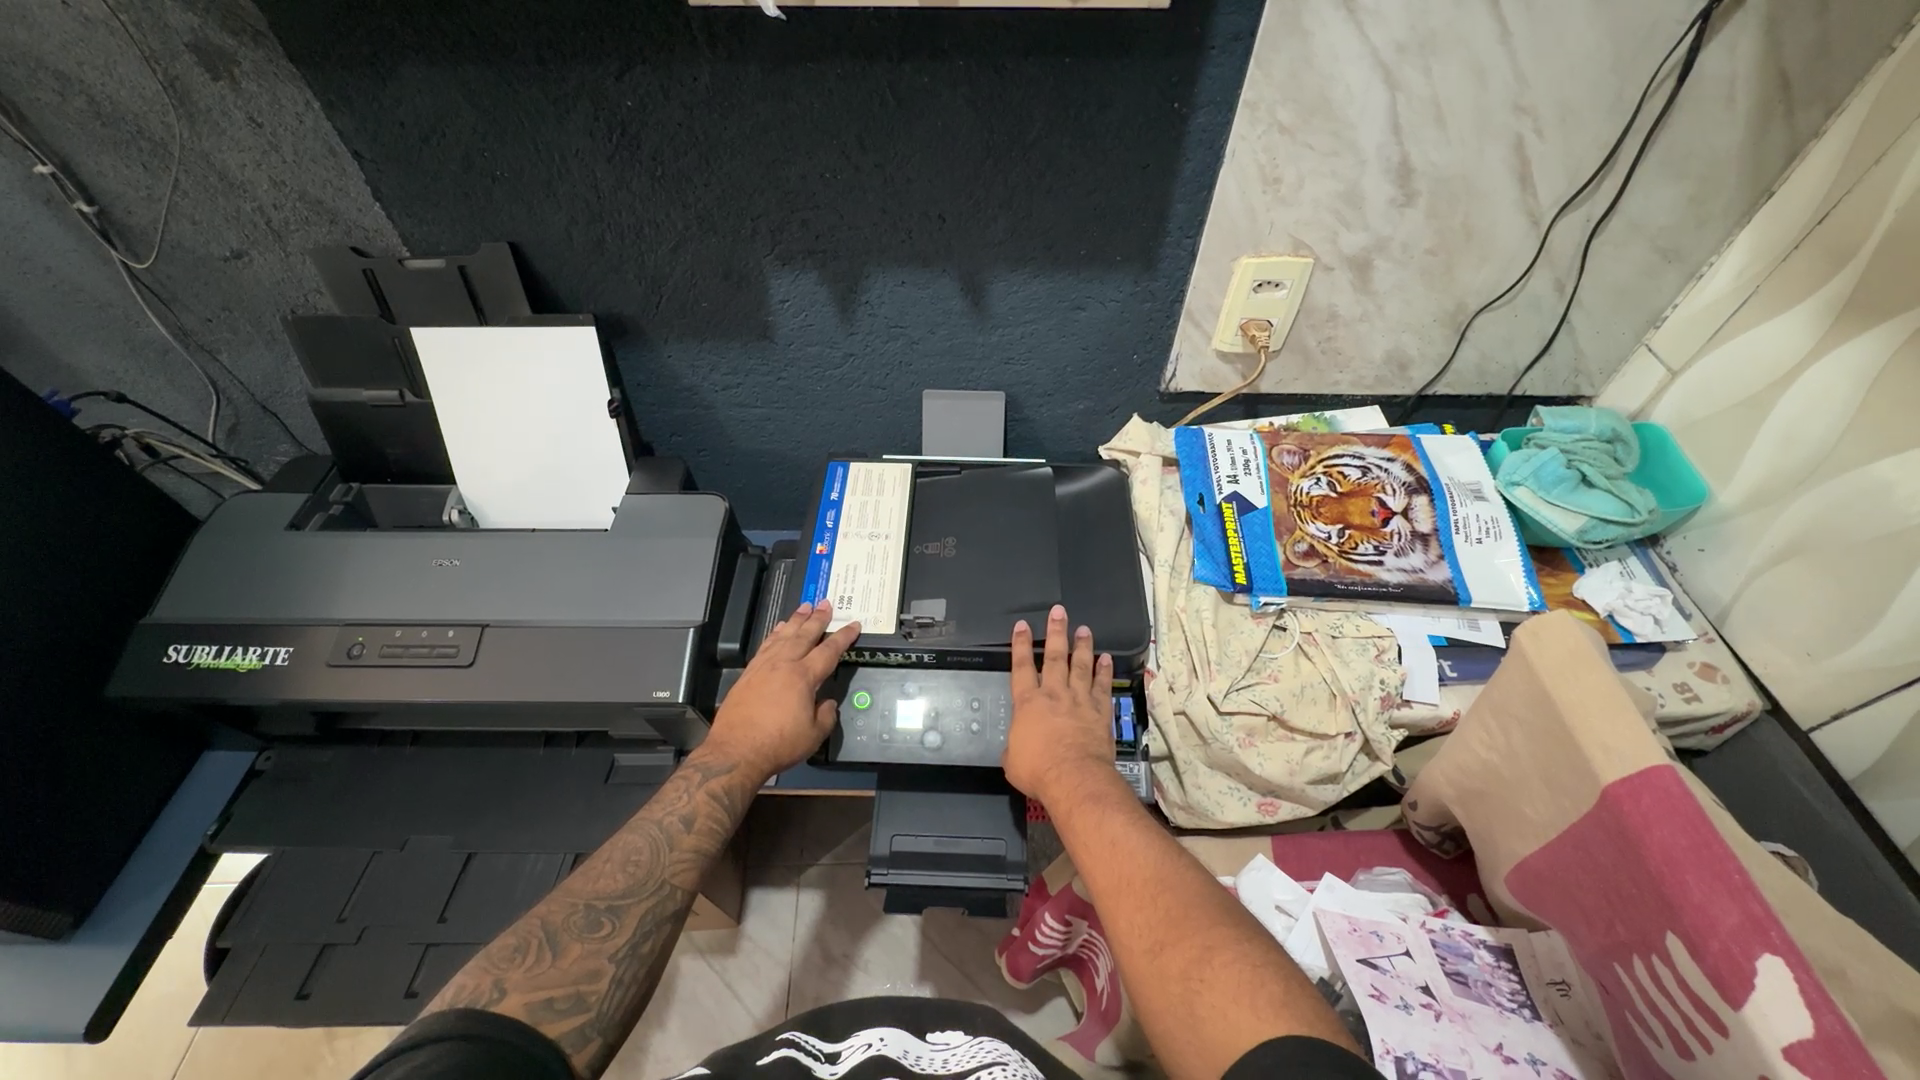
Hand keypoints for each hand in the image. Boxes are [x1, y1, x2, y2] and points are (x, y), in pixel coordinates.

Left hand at [704, 601, 860, 778]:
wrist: (736, 751)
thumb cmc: (779, 744)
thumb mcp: (815, 735)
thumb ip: (826, 714)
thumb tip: (827, 703)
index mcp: (803, 677)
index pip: (828, 651)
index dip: (843, 637)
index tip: (853, 625)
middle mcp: (783, 665)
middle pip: (804, 635)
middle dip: (817, 618)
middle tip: (826, 603)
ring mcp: (763, 667)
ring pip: (783, 636)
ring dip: (796, 620)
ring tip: (804, 607)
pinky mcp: (748, 674)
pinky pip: (765, 645)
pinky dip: (775, 634)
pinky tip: (778, 629)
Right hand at [1004, 604, 1117, 805]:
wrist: (1074, 778)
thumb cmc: (1038, 770)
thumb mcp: (1012, 761)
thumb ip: (1014, 748)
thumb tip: (1017, 748)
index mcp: (1028, 704)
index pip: (1021, 667)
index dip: (1020, 645)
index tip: (1022, 625)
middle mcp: (1054, 695)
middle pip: (1054, 657)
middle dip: (1055, 632)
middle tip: (1059, 611)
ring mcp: (1080, 701)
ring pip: (1081, 666)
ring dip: (1082, 646)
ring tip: (1084, 629)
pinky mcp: (1100, 712)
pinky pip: (1102, 686)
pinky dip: (1104, 671)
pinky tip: (1106, 659)